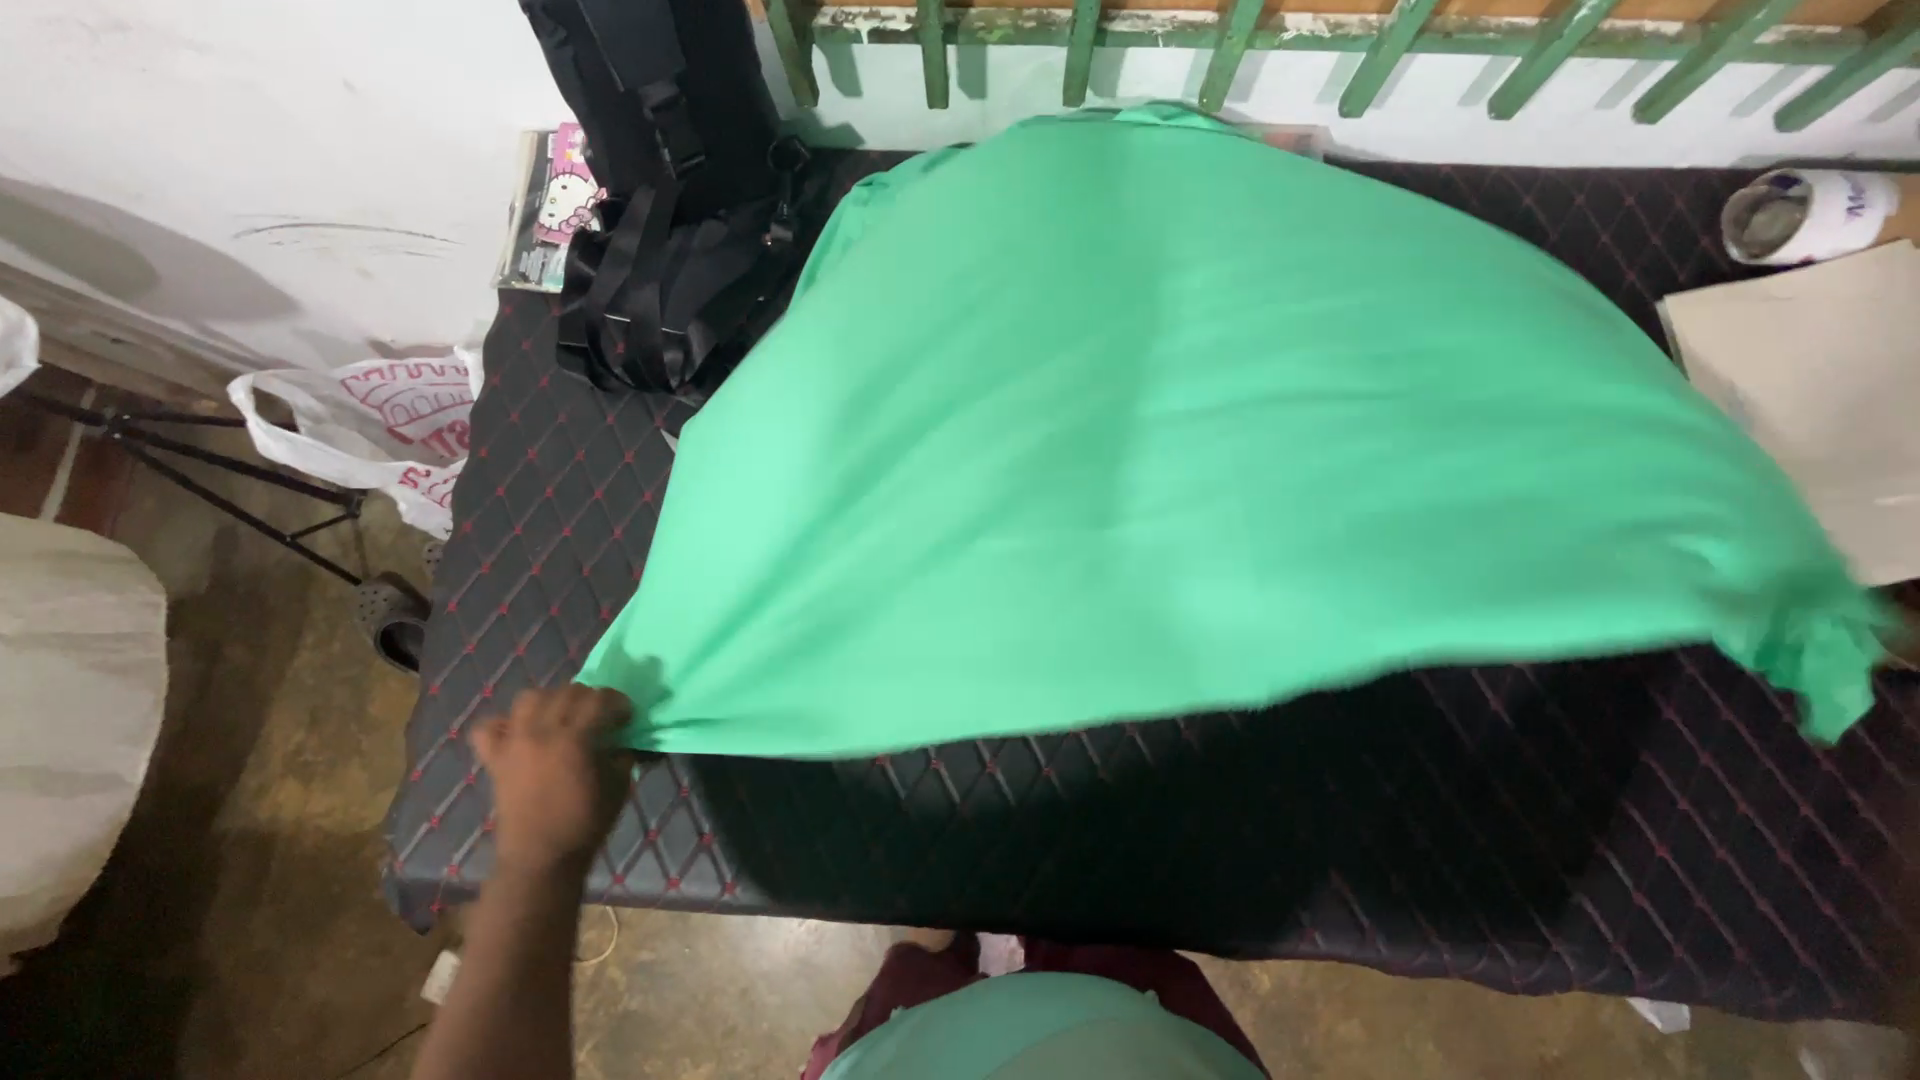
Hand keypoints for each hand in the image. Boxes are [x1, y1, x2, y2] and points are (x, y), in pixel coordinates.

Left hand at [471, 685, 634, 876]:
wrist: (540, 857)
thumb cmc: (586, 822)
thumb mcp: (619, 784)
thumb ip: (620, 752)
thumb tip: (619, 737)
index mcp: (575, 738)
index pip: (600, 699)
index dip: (619, 703)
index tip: (627, 717)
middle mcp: (540, 732)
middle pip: (568, 692)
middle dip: (591, 699)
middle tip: (601, 717)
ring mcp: (513, 743)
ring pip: (530, 698)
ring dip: (552, 701)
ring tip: (562, 718)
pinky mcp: (495, 758)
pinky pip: (489, 727)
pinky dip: (505, 724)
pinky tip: (521, 733)